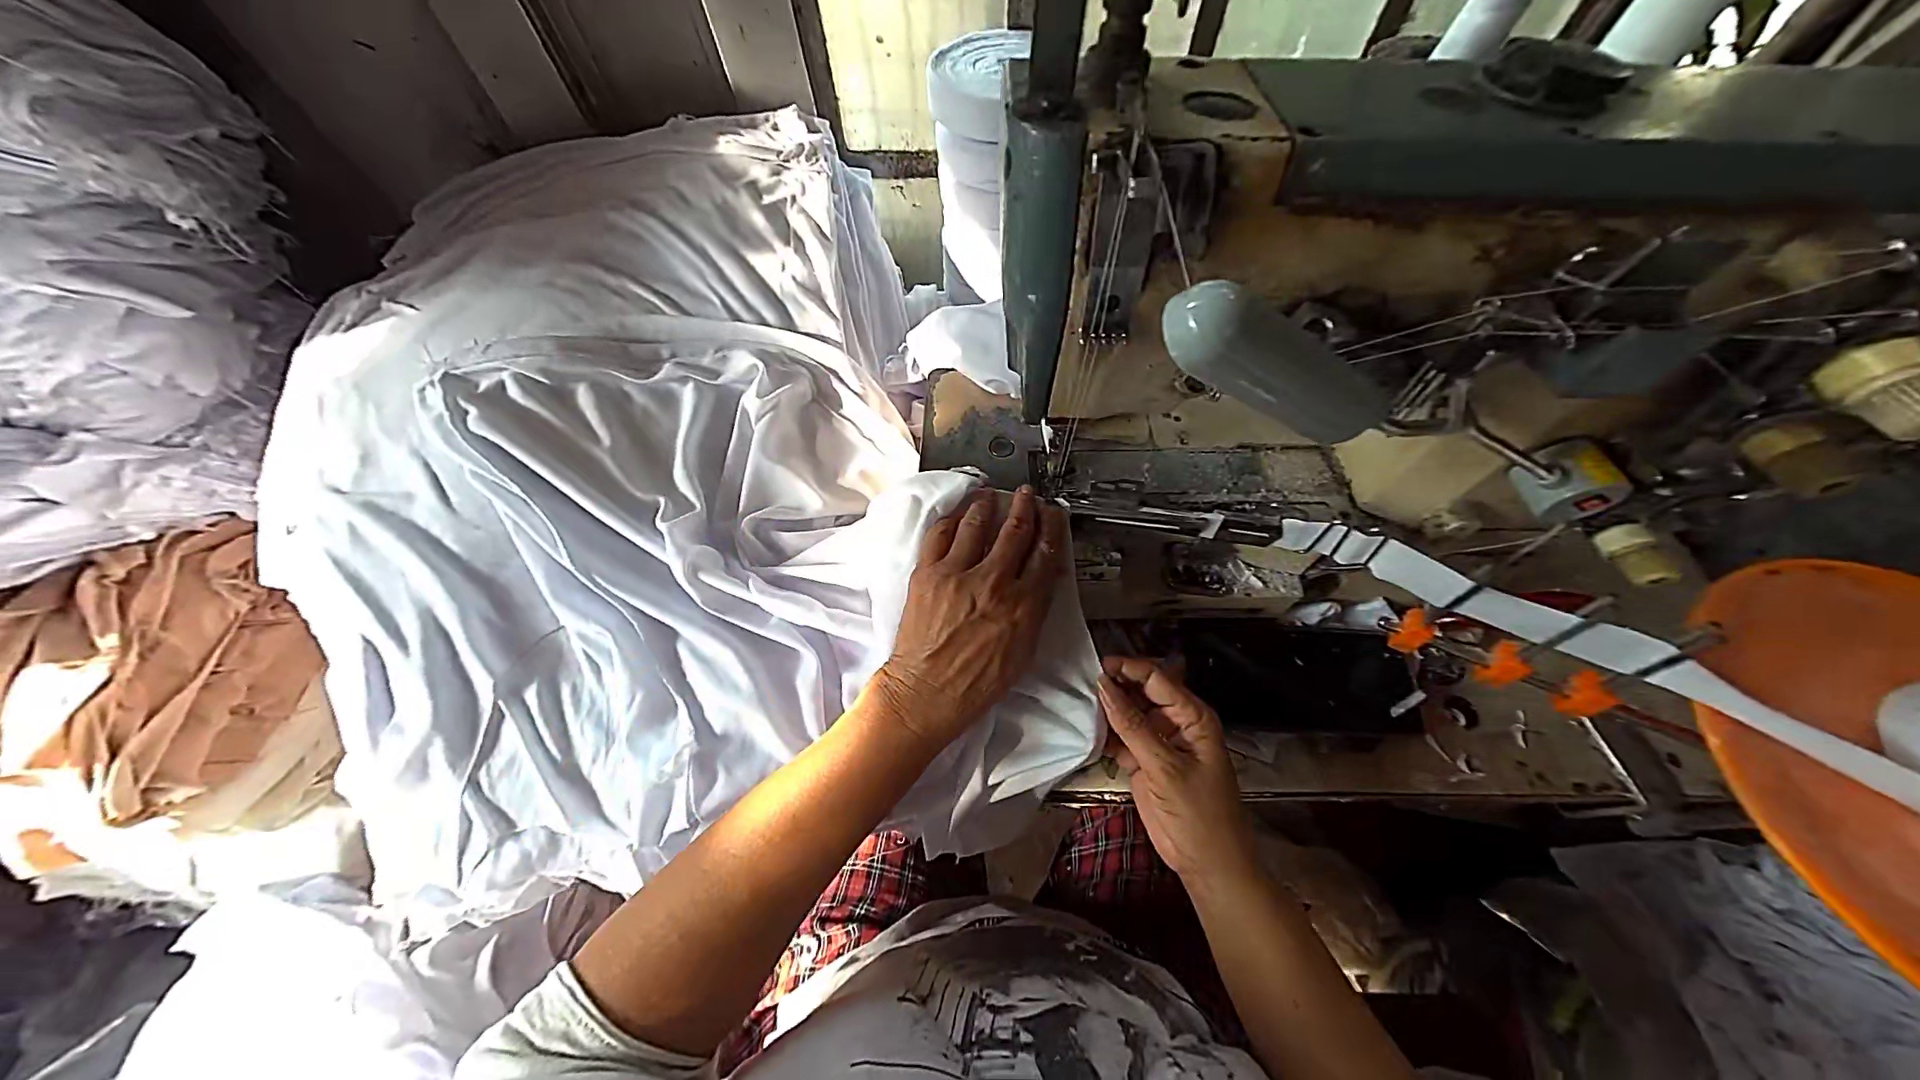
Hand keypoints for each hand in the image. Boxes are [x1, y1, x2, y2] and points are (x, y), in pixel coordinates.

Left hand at [873, 486, 1068, 750]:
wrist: (926, 693)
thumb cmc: (974, 683)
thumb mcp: (1023, 651)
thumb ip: (1034, 611)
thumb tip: (1040, 582)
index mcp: (1022, 604)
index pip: (1045, 552)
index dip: (1052, 528)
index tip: (1053, 516)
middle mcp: (993, 582)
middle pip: (1015, 531)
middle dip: (1025, 507)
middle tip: (1026, 496)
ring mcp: (957, 574)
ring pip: (977, 525)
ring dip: (988, 506)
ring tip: (991, 497)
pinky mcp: (928, 574)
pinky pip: (940, 534)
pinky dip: (952, 520)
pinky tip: (957, 514)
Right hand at [1099, 656, 1255, 881]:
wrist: (1207, 862)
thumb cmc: (1198, 813)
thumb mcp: (1165, 767)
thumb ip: (1132, 725)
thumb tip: (1103, 685)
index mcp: (1193, 716)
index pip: (1157, 679)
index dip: (1128, 669)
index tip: (1096, 666)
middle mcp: (1176, 722)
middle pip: (1142, 692)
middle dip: (1115, 686)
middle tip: (1082, 684)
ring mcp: (1159, 742)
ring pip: (1129, 713)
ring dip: (1108, 709)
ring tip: (1079, 703)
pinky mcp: (1144, 761)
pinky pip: (1122, 737)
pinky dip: (1106, 733)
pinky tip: (1087, 729)